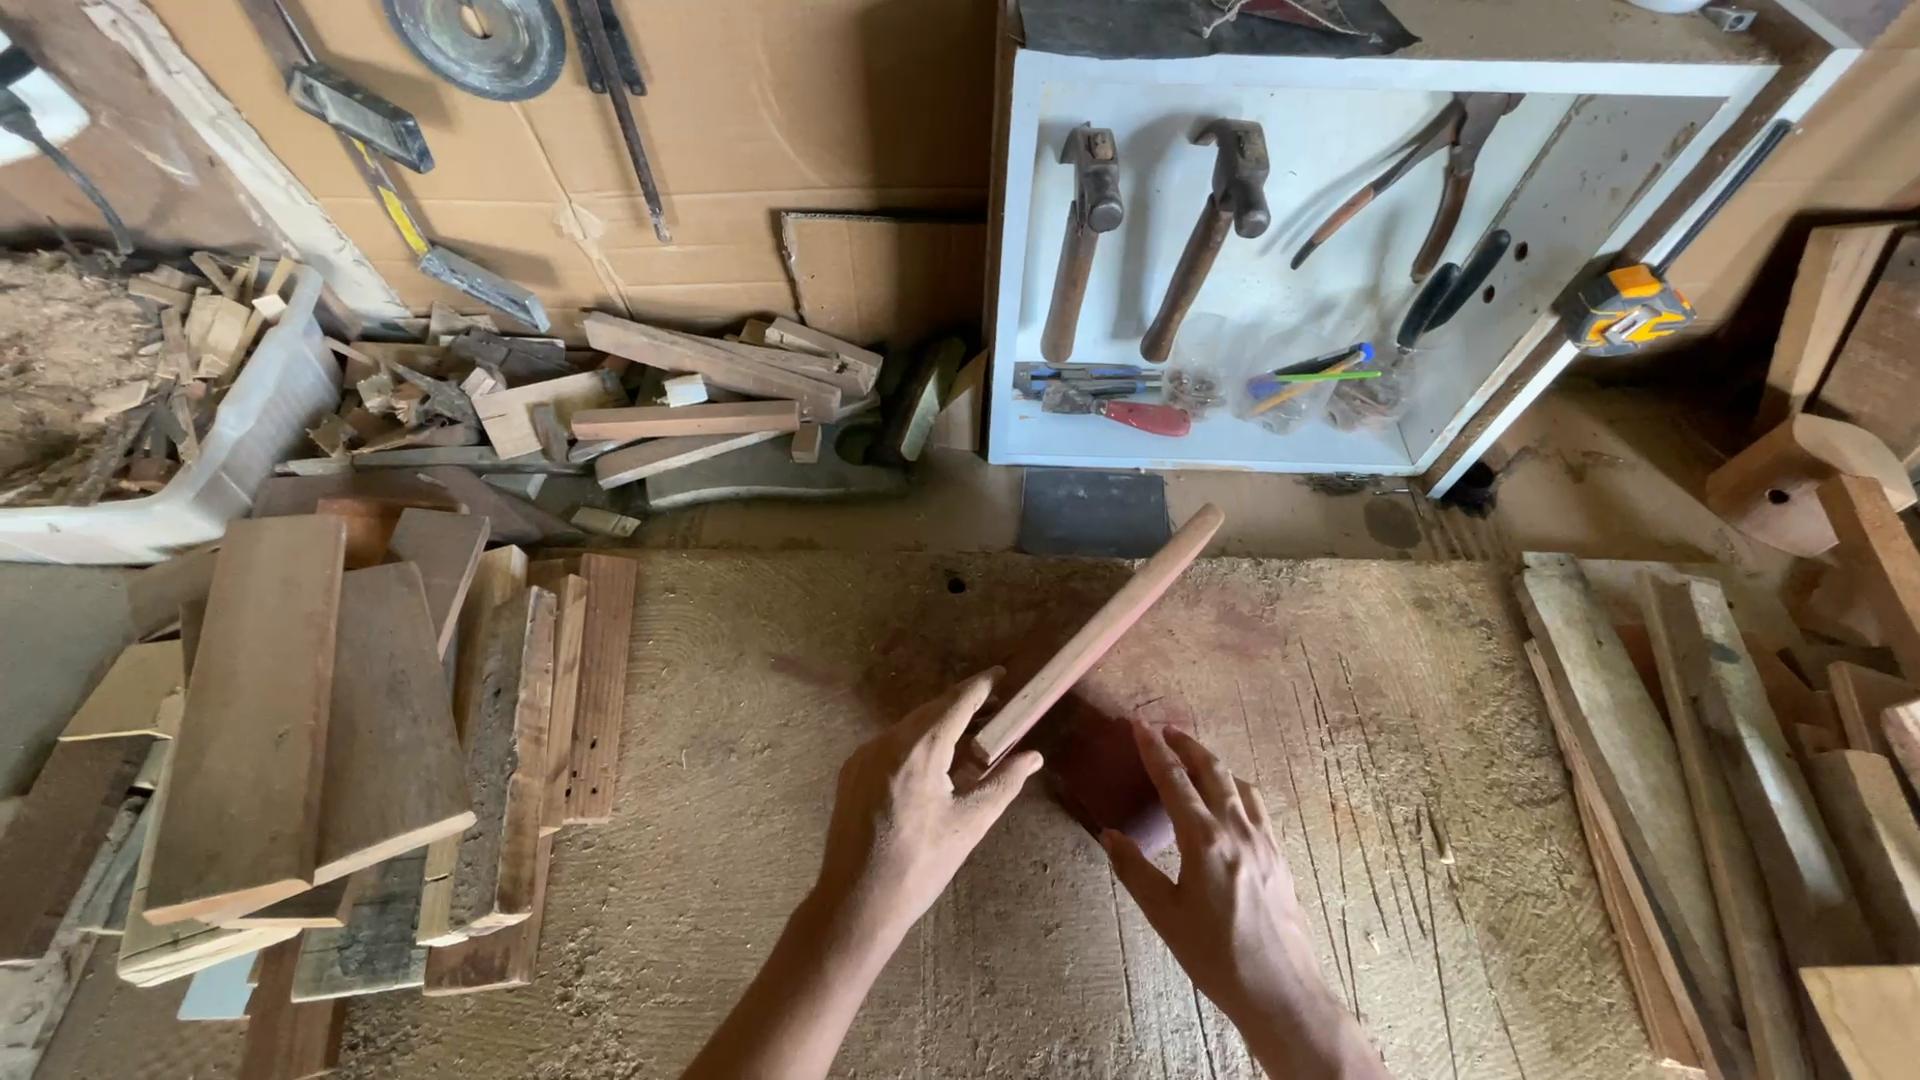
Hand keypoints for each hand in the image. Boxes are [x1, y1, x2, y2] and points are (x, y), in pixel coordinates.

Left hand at [813, 669, 1043, 943]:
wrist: (856, 903)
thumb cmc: (920, 866)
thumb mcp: (969, 824)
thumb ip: (1003, 783)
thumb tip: (1033, 756)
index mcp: (918, 751)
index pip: (956, 702)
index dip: (981, 686)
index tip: (1002, 674)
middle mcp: (886, 743)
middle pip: (931, 710)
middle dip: (963, 705)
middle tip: (995, 708)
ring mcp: (863, 755)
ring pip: (909, 726)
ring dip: (940, 724)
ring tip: (970, 736)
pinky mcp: (851, 771)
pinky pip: (891, 743)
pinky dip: (916, 742)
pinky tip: (934, 763)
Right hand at [1103, 721, 1387, 1078]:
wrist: (1282, 991)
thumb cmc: (1216, 956)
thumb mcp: (1164, 916)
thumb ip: (1133, 870)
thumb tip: (1109, 835)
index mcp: (1204, 840)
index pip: (1173, 780)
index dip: (1153, 750)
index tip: (1139, 725)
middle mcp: (1237, 829)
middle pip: (1211, 770)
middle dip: (1186, 744)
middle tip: (1165, 730)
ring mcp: (1264, 840)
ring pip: (1238, 783)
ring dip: (1212, 762)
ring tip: (1193, 758)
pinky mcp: (1279, 854)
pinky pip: (1256, 804)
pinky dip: (1236, 786)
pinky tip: (1230, 798)